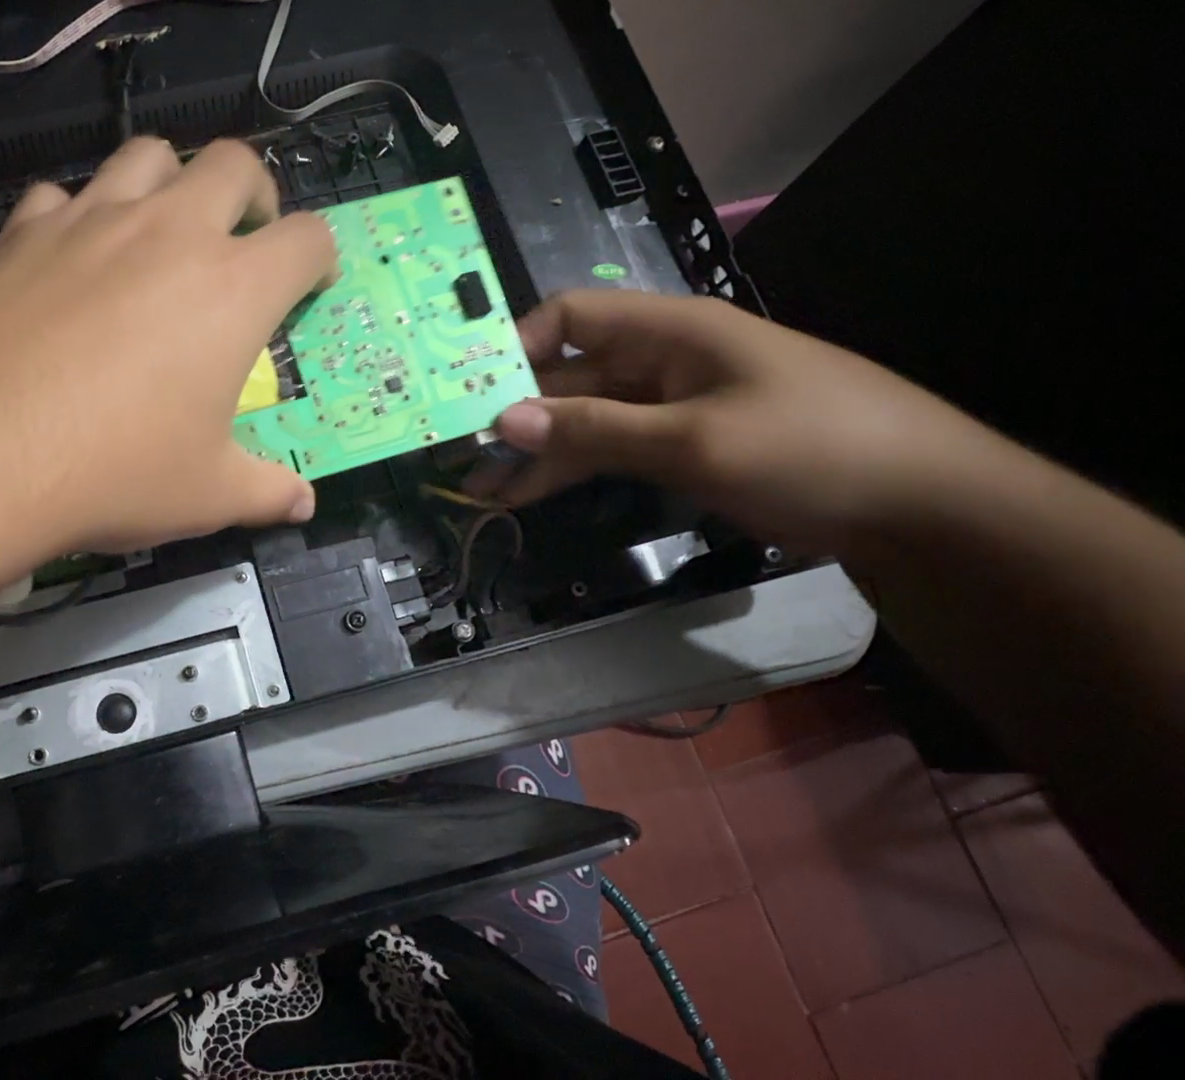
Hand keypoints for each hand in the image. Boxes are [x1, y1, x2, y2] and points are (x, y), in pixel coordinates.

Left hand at [0, 136, 333, 556]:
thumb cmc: (109, 474)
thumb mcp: (205, 495)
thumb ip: (265, 492)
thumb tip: (302, 505)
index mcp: (231, 289)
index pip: (306, 240)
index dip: (320, 258)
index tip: (310, 282)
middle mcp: (165, 234)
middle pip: (231, 164)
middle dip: (254, 193)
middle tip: (244, 237)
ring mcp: (86, 222)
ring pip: (146, 157)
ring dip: (170, 182)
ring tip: (162, 231)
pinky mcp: (17, 233)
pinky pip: (60, 196)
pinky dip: (79, 214)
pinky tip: (69, 259)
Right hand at [465, 289, 1016, 556]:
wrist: (920, 506)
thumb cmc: (810, 449)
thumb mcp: (693, 440)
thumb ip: (593, 431)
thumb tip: (502, 420)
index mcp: (671, 331)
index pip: (570, 317)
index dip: (514, 346)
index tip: (467, 392)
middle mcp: (663, 361)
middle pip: (568, 375)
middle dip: (513, 413)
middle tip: (458, 455)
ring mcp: (673, 407)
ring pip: (584, 420)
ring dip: (534, 451)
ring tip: (481, 491)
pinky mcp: (685, 447)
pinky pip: (611, 450)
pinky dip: (571, 471)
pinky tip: (530, 496)